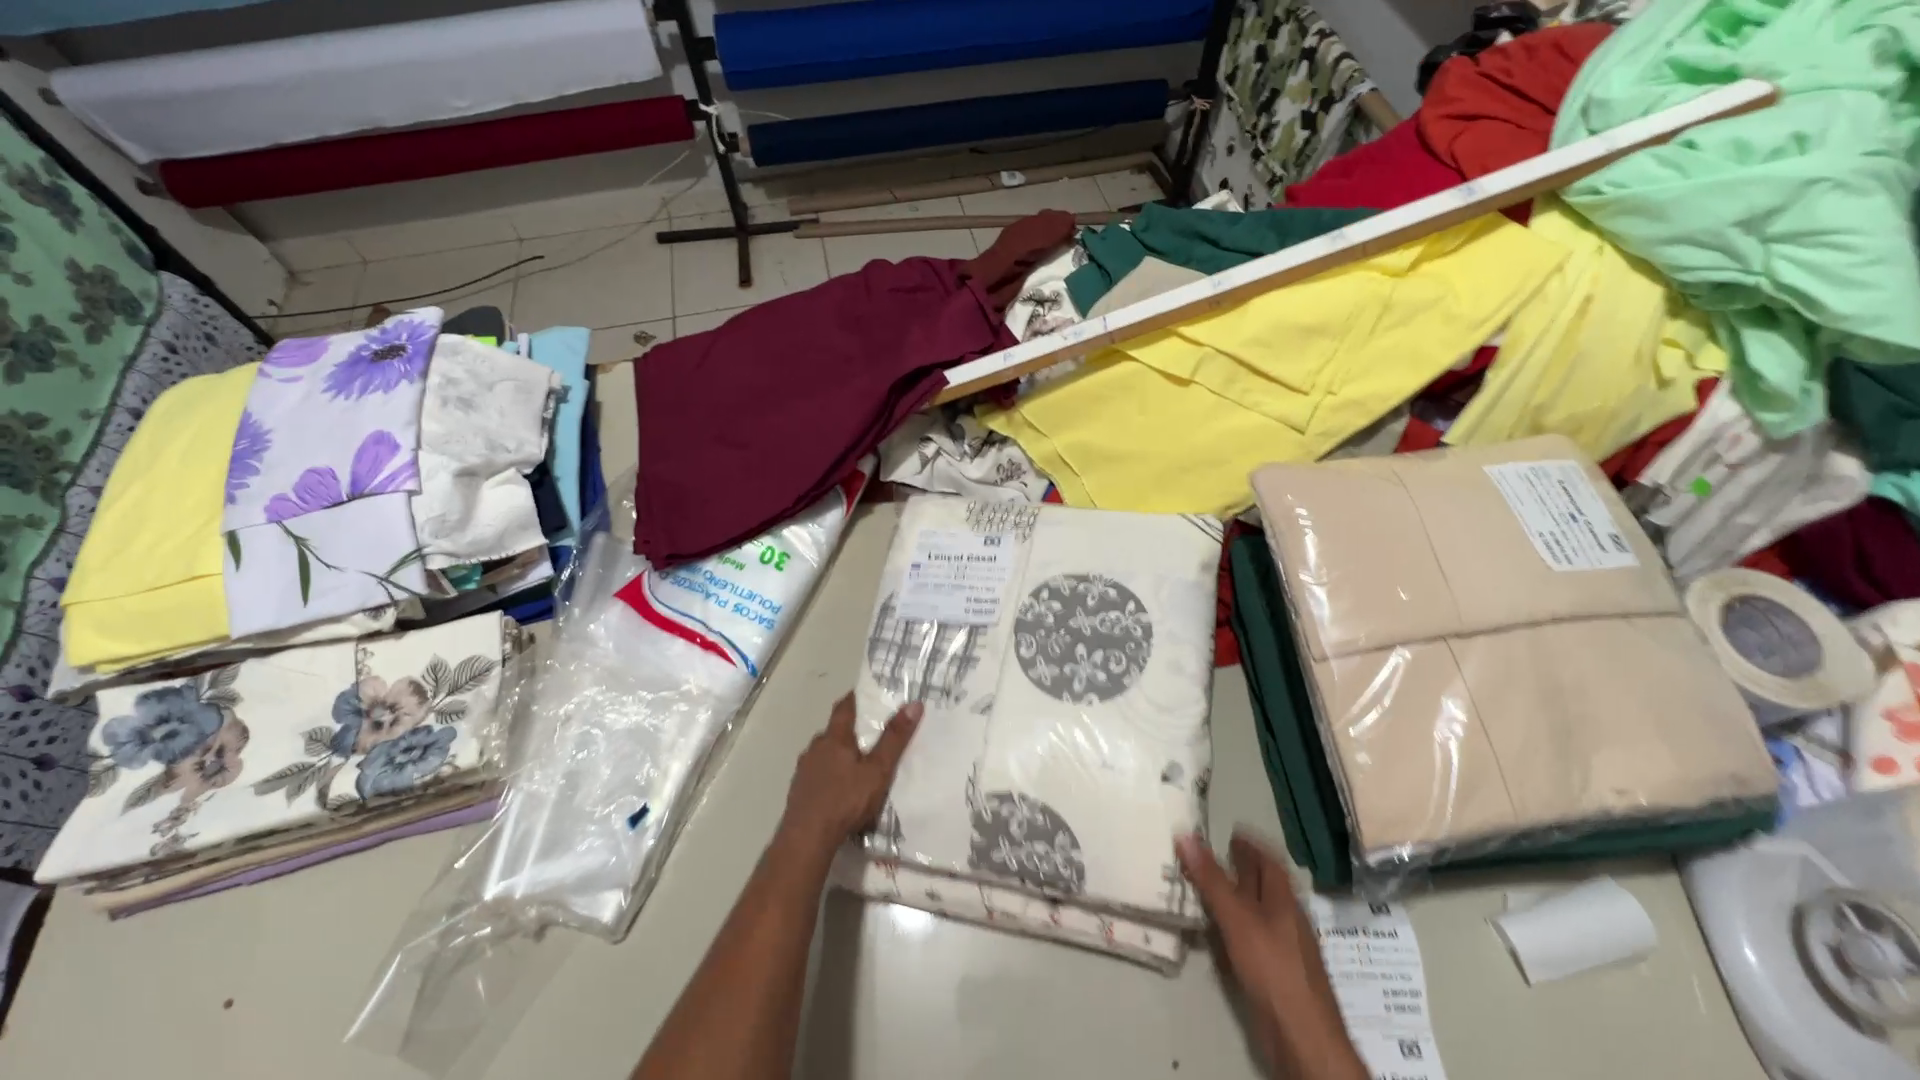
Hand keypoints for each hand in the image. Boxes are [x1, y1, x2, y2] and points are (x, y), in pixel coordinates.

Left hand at [778, 694, 920, 854]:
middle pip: (833, 732)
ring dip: (838, 754)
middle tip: (870, 734)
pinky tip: (839, 789)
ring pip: (824, 753)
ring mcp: (804, 769)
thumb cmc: (846, 800)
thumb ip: (894, 739)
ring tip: (856, 764)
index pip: (844, 707)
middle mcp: (815, 748)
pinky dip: (829, 774)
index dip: (855, 698)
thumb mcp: (878, 770)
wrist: (807, 837)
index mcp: (834, 738)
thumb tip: (914, 704)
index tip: (867, 693)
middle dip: (850, 731)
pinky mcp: (799, 790)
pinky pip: (817, 773)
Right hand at [1178, 831, 1367, 1079]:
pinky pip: (1251, 938)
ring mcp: (1282, 947)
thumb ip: (1211, 880)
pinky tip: (1217, 934)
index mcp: (1284, 900)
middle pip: (1264, 886)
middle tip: (1213, 854)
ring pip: (1257, 912)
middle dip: (1242, 868)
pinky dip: (1233, 927)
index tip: (1231, 831)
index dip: (1251, 844)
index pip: (1269, 862)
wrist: (1300, 1032)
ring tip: (1207, 888)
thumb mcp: (1237, 918)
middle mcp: (1286, 919)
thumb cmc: (1272, 967)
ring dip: (1235, 897)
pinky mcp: (1274, 972)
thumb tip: (1185, 836)